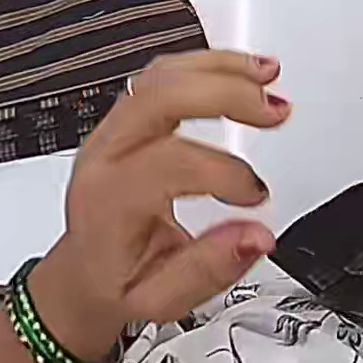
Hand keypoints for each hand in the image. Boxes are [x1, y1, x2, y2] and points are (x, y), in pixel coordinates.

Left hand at [28, 50, 290, 360]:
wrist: (87, 267)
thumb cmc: (118, 279)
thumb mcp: (161, 299)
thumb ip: (210, 269)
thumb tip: (257, 236)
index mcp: (109, 199)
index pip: (172, 162)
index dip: (226, 173)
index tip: (256, 196)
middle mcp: (106, 153)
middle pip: (161, 95)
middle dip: (228, 95)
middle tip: (276, 110)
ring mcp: (115, 128)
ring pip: (163, 74)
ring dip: (222, 68)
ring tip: (268, 74)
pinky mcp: (130, 115)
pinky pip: (165, 72)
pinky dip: (210, 63)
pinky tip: (244, 69)